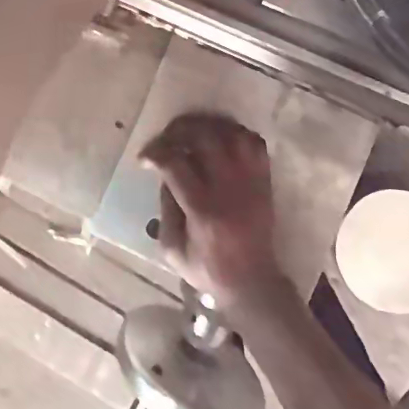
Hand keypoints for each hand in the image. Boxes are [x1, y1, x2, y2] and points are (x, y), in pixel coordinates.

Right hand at [140, 112, 289, 309]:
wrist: (253, 282)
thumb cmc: (209, 270)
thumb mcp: (173, 249)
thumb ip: (165, 208)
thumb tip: (164, 175)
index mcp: (203, 209)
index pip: (175, 164)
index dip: (155, 154)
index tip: (144, 159)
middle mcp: (229, 188)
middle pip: (204, 138)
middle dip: (179, 130)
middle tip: (167, 137)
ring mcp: (250, 180)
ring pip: (231, 133)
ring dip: (208, 126)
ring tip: (192, 132)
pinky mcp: (264, 180)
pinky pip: (254, 142)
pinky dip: (235, 133)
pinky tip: (221, 139)